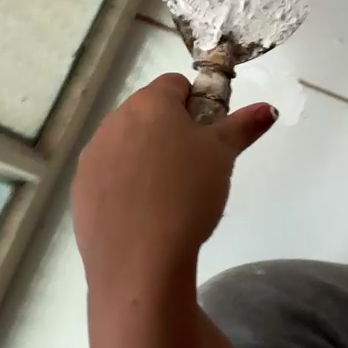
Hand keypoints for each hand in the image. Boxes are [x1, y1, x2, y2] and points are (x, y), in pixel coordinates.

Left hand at [72, 74, 276, 289]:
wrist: (140, 263)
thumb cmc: (188, 194)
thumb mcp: (224, 156)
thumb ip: (244, 125)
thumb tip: (267, 108)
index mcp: (149, 103)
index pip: (175, 84)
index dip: (196, 105)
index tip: (207, 136)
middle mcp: (114, 121)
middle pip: (148, 112)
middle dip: (170, 129)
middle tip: (193, 165)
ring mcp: (93, 157)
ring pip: (126, 142)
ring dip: (145, 155)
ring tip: (168, 193)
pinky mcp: (80, 192)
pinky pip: (108, 175)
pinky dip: (124, 184)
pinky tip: (143, 213)